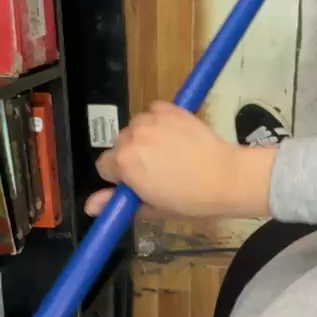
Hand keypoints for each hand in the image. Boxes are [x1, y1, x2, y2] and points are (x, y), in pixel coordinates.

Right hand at [86, 102, 274, 218]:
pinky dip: (161, 120)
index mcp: (124, 163)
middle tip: (159, 169)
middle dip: (133, 155)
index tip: (140, 183)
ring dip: (146, 137)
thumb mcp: (152, 207)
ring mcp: (152, 120)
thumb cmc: (191, 199)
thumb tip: (89, 206)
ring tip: (171, 152)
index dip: (121, 176)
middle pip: (120, 144)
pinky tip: (177, 136)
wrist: (227, 177)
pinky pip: (154, 111)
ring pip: (137, 127)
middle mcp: (132, 137)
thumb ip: (117, 203)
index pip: (105, 166)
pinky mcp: (170, 108)